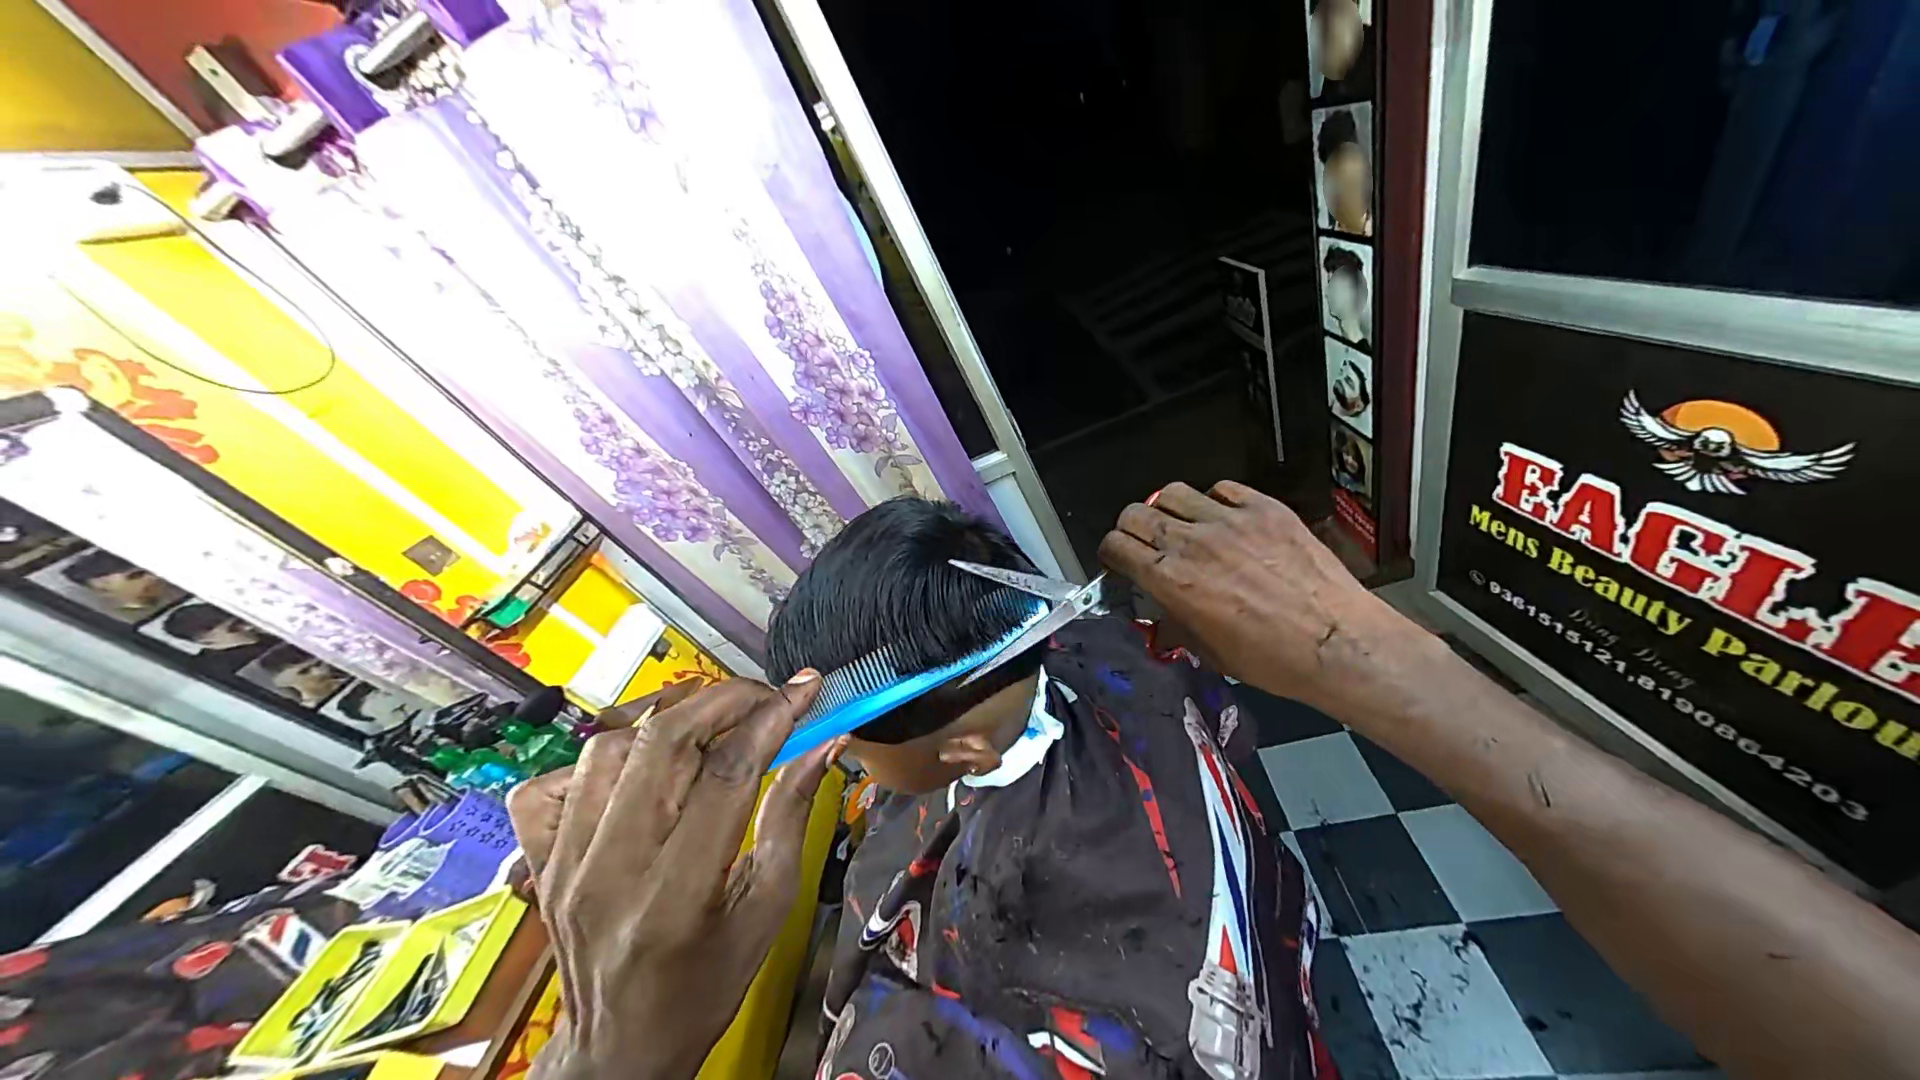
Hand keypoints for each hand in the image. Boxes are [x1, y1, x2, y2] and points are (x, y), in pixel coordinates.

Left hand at [507, 674, 845, 1079]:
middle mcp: (610, 872)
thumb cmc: (707, 984)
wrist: (618, 1050)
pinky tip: (638, 764)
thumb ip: (792, 814)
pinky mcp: (538, 860)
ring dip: (671, 718)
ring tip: (713, 722)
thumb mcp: (770, 906)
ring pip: (610, 746)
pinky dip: (600, 754)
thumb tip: (824, 743)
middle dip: (725, 699)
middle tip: (765, 695)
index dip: (773, 718)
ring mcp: (563, 864)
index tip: (804, 689)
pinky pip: (553, 781)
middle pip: (664, 743)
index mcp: (677, 897)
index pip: (727, 773)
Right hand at [1100, 481, 1408, 711]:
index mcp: (1171, 580)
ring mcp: (1229, 520)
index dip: (1111, 552)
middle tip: (1144, 543)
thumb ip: (1175, 622)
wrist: (1338, 643)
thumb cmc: (1273, 659)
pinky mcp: (1264, 509)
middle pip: (1136, 512)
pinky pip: (1222, 489)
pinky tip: (1223, 519)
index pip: (1117, 545)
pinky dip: (1213, 501)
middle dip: (1131, 528)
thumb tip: (1163, 615)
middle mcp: (1192, 543)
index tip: (1119, 558)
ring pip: (1172, 492)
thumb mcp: (1207, 652)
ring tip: (1181, 525)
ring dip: (1166, 509)